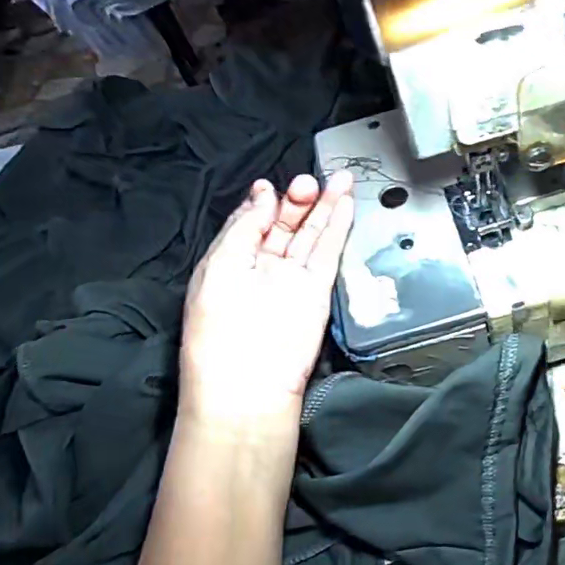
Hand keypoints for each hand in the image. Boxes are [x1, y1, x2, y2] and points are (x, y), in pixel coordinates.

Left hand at [179, 171, 354, 425]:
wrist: (248, 385)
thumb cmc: (219, 330)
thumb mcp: (220, 264)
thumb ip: (244, 226)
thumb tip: (263, 194)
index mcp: (230, 263)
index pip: (251, 224)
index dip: (263, 202)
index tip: (270, 186)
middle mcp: (262, 270)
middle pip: (285, 226)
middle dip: (297, 200)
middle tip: (308, 181)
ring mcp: (292, 280)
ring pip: (311, 235)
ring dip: (324, 206)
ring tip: (339, 179)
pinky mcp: (317, 290)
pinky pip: (329, 252)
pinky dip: (338, 227)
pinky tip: (345, 204)